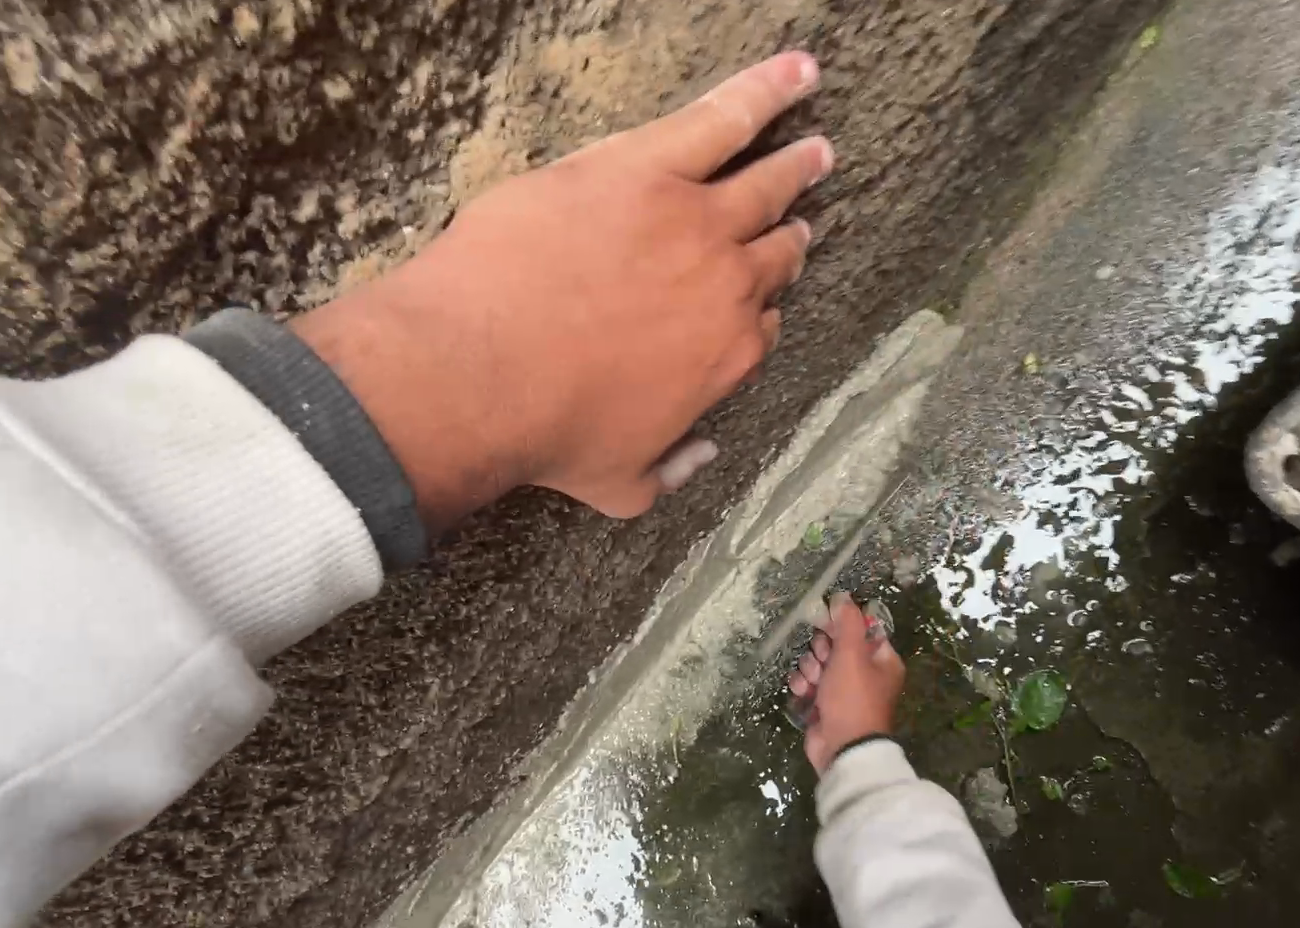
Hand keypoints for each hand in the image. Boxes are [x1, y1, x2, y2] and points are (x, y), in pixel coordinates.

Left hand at [292, 52, 832, 529]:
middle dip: (792, 236)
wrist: (483, 373)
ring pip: (763, 182)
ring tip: (816, 149)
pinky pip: (723, 117)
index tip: (760, 297)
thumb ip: (672, 472)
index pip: (761, 324)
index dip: (760, 308)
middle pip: (772, 252)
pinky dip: (766, 90)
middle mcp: (729, 286)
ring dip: (796, 164)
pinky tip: (799, 71)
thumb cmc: (552, 434)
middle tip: (804, 218)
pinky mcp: (646, 168)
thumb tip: (702, 455)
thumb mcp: (622, 485)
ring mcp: (694, 221)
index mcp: (726, 356)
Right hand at [789, 593, 905, 775]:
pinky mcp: (823, 706)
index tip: (827, 624)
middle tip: (823, 661)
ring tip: (813, 682)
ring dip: (810, 669)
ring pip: (817, 663)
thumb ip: (848, 622)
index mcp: (882, 660)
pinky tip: (804, 693)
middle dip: (821, 651)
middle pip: (834, 645)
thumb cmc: (853, 696)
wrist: (843, 748)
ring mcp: (842, 691)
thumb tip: (843, 596)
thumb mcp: (852, 653)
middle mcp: (865, 674)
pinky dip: (803, 686)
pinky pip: (808, 684)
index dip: (840, 626)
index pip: (859, 630)